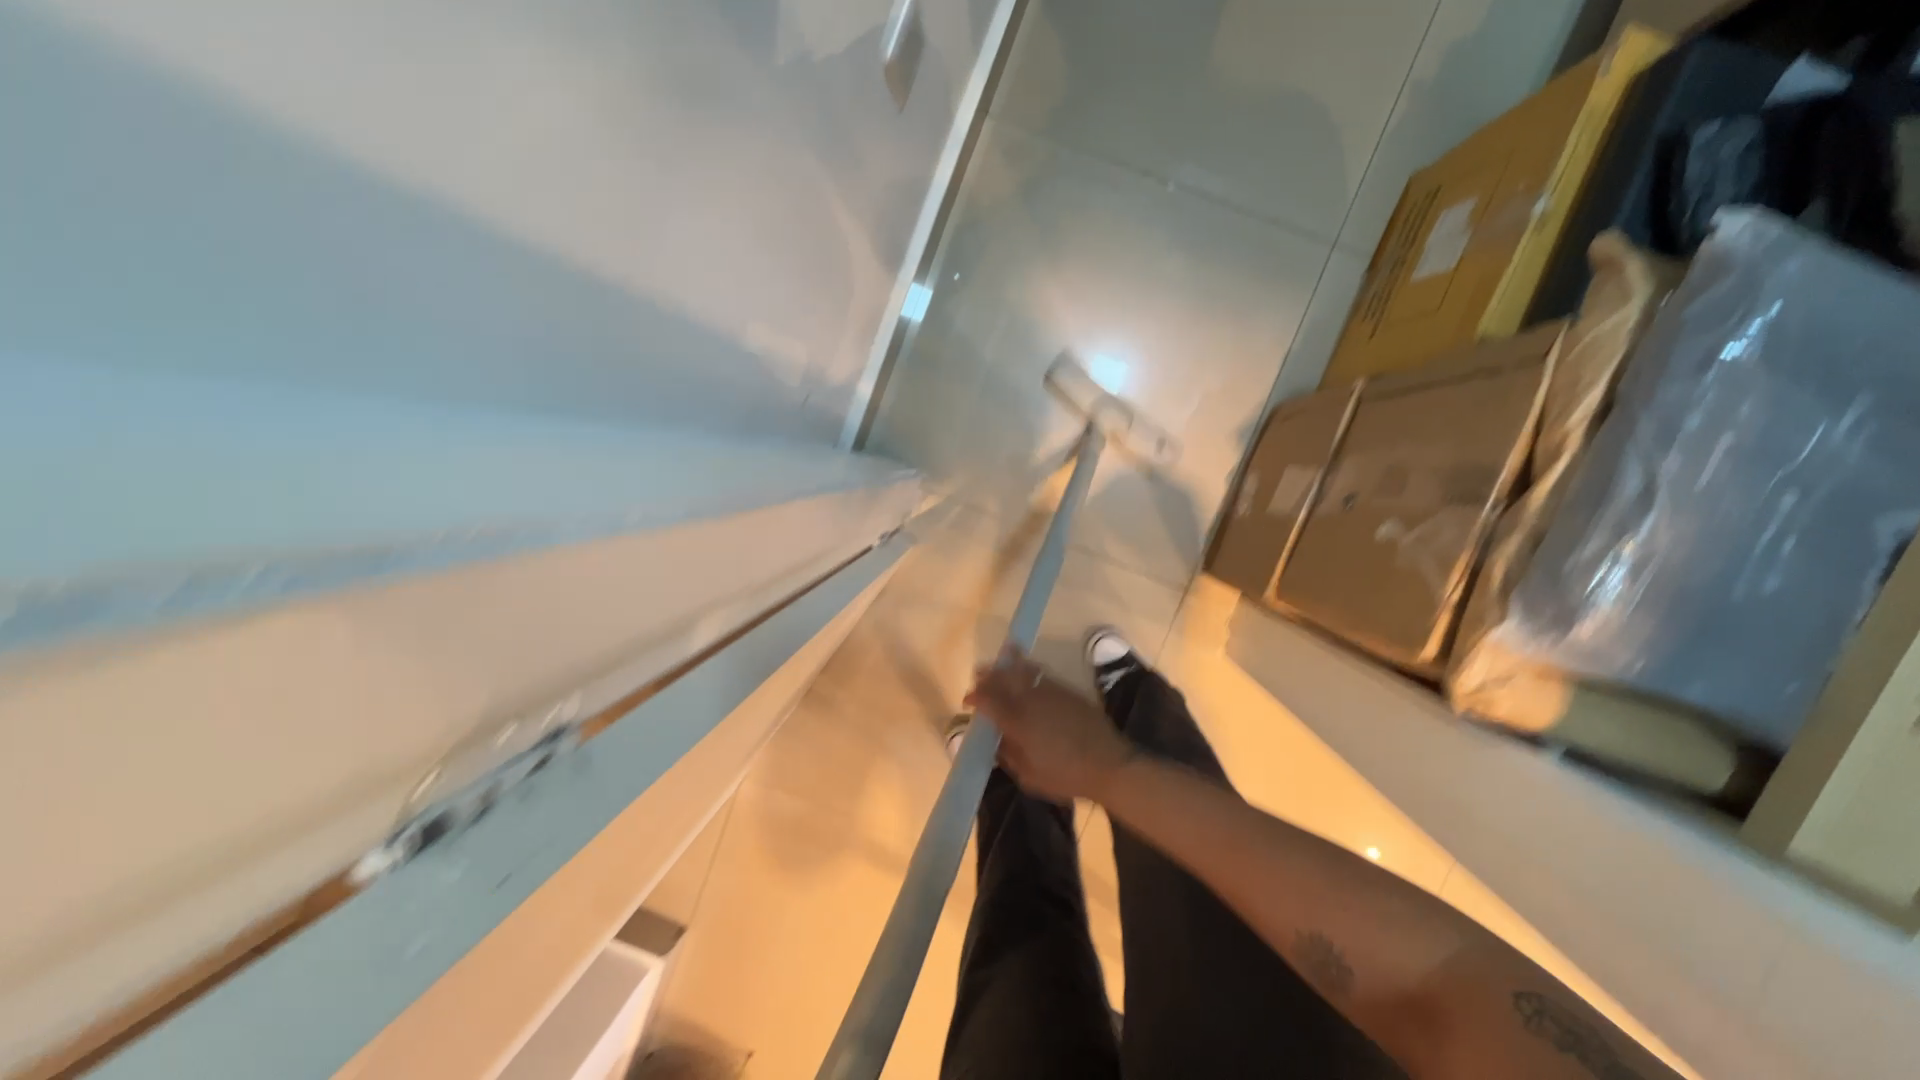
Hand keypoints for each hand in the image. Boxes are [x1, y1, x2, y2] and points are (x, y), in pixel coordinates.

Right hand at [965, 646, 1135, 802]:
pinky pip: (1042, 674)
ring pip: (1024, 670)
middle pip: (1003, 678)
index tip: (968, 701)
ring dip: (1008, 665)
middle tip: (979, 674)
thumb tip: (998, 741)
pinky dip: (1029, 670)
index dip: (975, 697)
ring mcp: (1051, 692)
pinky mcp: (1068, 690)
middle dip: (988, 675)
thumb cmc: (1066, 776)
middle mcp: (1031, 701)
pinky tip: (1026, 671)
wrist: (1109, 764)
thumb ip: (1008, 755)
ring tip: (1001, 661)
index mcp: (1017, 722)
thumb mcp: (1028, 776)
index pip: (988, 700)